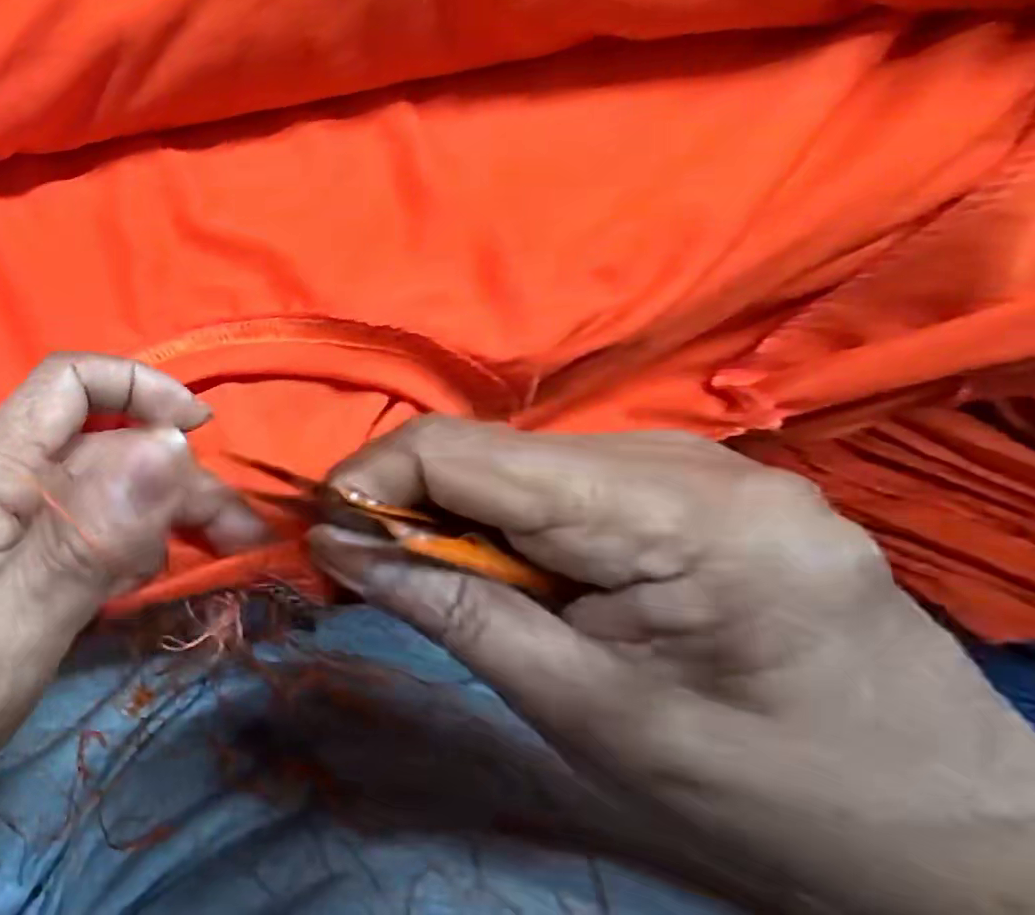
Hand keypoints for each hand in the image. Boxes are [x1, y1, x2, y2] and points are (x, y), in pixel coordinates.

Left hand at [0, 354, 265, 843]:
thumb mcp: (13, 625)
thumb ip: (85, 540)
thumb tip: (168, 446)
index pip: (67, 382)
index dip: (137, 386)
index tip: (197, 431)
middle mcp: (8, 478)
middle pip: (105, 436)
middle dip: (175, 471)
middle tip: (237, 533)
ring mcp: (21, 513)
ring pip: (112, 479)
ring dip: (172, 507)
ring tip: (230, 550)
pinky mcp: (33, 548)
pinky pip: (101, 520)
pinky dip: (145, 537)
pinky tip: (166, 572)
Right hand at [309, 418, 1034, 913]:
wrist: (962, 837)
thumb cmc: (772, 799)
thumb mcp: (585, 713)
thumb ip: (449, 609)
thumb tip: (333, 544)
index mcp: (683, 517)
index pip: (467, 451)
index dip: (372, 482)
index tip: (327, 538)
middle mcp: (689, 460)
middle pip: (484, 453)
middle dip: (409, 509)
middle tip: (372, 575)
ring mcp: (692, 461)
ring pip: (509, 463)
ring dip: (452, 520)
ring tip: (448, 587)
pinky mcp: (685, 480)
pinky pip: (548, 481)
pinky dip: (500, 524)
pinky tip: (515, 577)